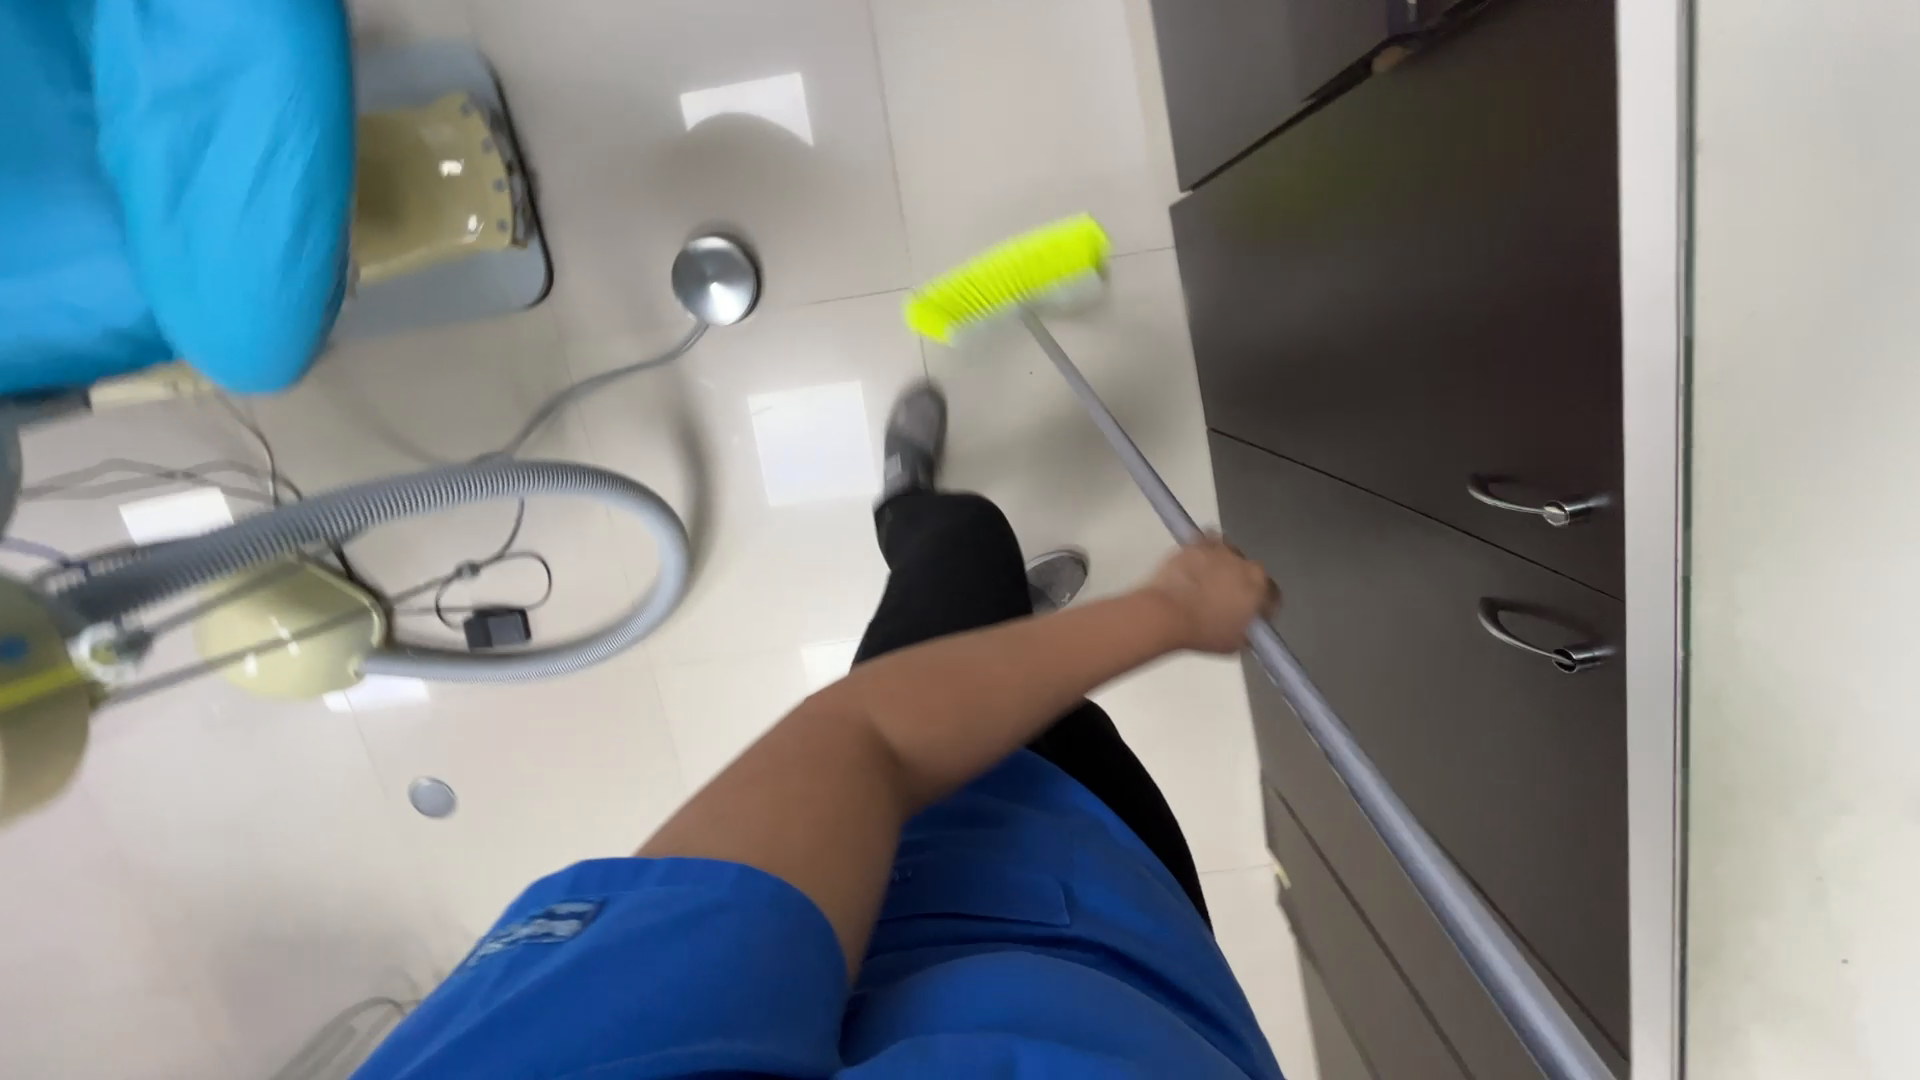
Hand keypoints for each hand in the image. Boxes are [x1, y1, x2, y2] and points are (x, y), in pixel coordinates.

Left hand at [1143, 535, 1278, 653]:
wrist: (1165, 614)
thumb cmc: (1202, 632)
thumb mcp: (1235, 642)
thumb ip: (1248, 630)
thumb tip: (1248, 626)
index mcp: (1260, 588)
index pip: (1271, 594)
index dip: (1262, 604)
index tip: (1251, 612)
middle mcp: (1245, 565)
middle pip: (1250, 572)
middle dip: (1241, 583)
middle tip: (1225, 597)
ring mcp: (1220, 550)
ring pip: (1229, 553)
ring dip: (1224, 563)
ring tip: (1208, 578)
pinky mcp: (1195, 544)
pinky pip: (1206, 540)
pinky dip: (1205, 549)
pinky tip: (1197, 561)